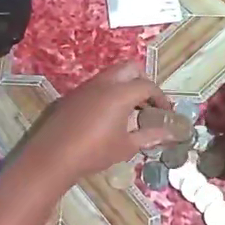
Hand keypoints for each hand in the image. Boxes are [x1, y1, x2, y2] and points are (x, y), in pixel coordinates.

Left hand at [12, 61, 175, 187]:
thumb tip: (171, 133)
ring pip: (112, 74)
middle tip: (148, 103)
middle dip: (143, 81)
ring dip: (125, 85)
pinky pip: (97, 85)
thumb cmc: (94, 152)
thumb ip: (150, 136)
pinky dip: (109, 92)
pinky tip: (108, 115)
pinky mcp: (73, 95)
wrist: (53, 156)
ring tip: (130, 110)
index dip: (160, 97)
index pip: (147, 86)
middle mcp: (103, 83)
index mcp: (120, 93)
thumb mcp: (126, 146)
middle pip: (130, 68)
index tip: (165, 112)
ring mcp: (86, 87)